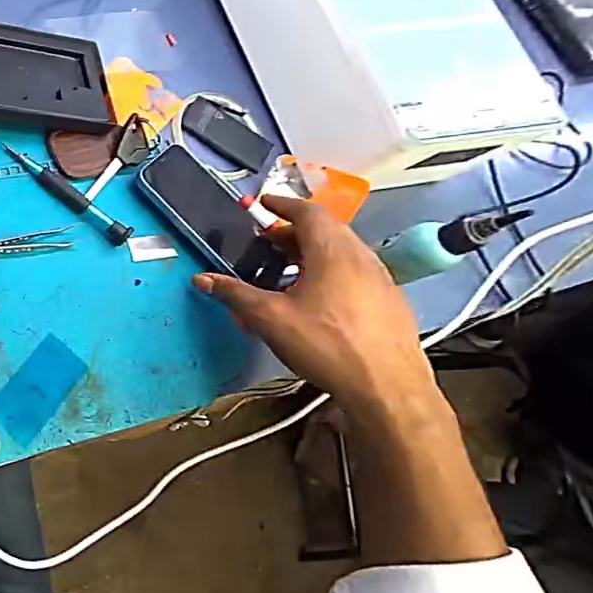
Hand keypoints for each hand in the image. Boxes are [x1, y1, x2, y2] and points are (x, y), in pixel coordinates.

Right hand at [193, 195, 445, 430]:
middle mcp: (361, 258)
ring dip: (312, 252)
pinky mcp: (390, 302)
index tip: (264, 204)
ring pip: (342, 252)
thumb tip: (202, 279)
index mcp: (333, 252)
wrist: (388, 388)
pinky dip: (330, 271)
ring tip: (286, 270)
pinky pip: (355, 273)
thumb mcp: (271, 319)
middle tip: (267, 241)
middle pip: (326, 230)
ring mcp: (380, 279)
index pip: (308, 212)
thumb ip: (235, 294)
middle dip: (293, 231)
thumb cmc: (327, 346)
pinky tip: (316, 299)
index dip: (283, 204)